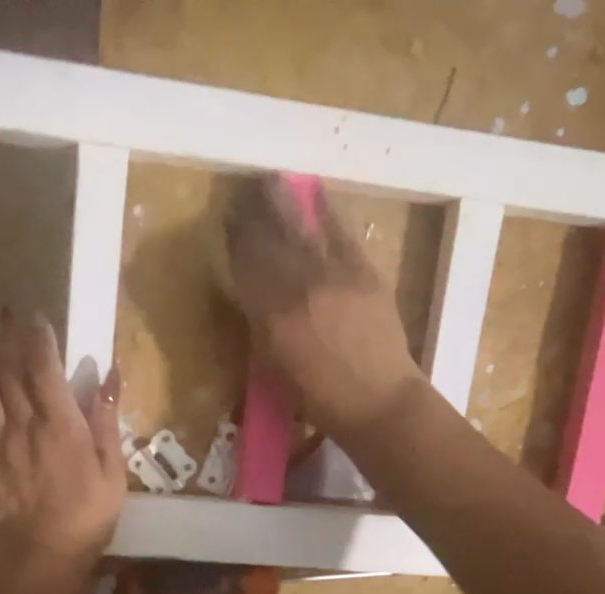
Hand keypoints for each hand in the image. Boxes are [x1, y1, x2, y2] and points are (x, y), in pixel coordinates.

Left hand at [0, 312, 126, 571]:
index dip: (39, 340)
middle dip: (8, 339)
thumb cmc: (87, 517)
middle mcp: (22, 425)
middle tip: (6, 314)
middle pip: (9, 372)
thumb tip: (109, 376)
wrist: (42, 559)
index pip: (45, 369)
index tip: (36, 318)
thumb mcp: (113, 472)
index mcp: (59, 425)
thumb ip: (107, 422)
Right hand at [222, 176, 423, 437]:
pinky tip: (317, 195)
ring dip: (285, 204)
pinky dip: (328, 214)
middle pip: (271, 241)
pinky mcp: (366, 274)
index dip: (235, 239)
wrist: (378, 402)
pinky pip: (342, 236)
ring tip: (272, 181)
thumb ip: (258, 326)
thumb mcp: (273, 367)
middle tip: (243, 189)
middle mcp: (300, 289)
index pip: (247, 267)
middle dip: (255, 212)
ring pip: (304, 232)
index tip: (225, 217)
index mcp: (272, 318)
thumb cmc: (318, 399)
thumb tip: (248, 292)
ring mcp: (336, 277)